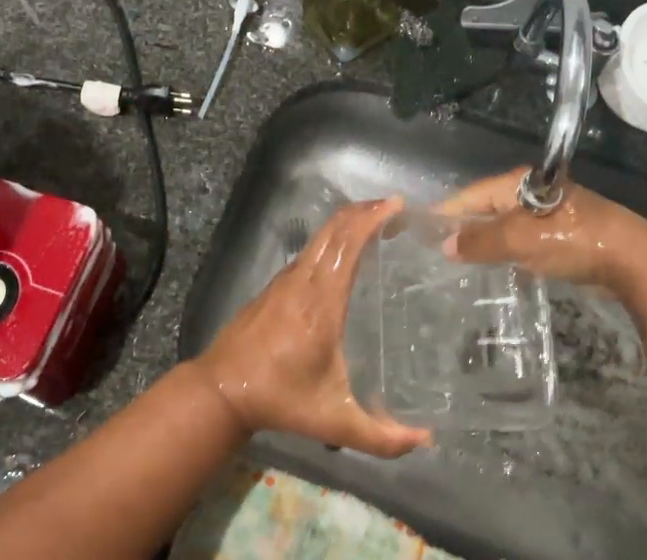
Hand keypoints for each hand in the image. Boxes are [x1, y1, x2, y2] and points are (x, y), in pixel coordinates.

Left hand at [194, 198, 431, 457]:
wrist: (221, 389)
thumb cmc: (280, 399)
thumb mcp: (334, 423)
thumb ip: (381, 438)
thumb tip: (425, 441)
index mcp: (322, 303)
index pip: (347, 244)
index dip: (372, 219)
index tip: (398, 206)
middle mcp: (304, 282)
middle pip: (334, 230)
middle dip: (365, 212)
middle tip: (395, 210)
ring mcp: (285, 281)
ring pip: (319, 238)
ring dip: (347, 224)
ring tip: (377, 225)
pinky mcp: (274, 287)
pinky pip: (308, 252)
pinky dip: (331, 241)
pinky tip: (343, 256)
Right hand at [438, 168, 646, 287]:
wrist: (633, 262)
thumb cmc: (573, 243)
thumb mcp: (520, 241)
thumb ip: (480, 242)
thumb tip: (443, 245)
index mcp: (518, 183)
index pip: (469, 195)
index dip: (446, 216)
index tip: (420, 236)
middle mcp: (530, 192)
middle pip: (486, 209)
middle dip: (463, 231)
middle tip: (435, 257)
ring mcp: (547, 214)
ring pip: (504, 227)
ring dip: (486, 245)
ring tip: (458, 267)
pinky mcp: (561, 236)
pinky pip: (522, 241)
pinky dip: (507, 254)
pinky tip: (496, 271)